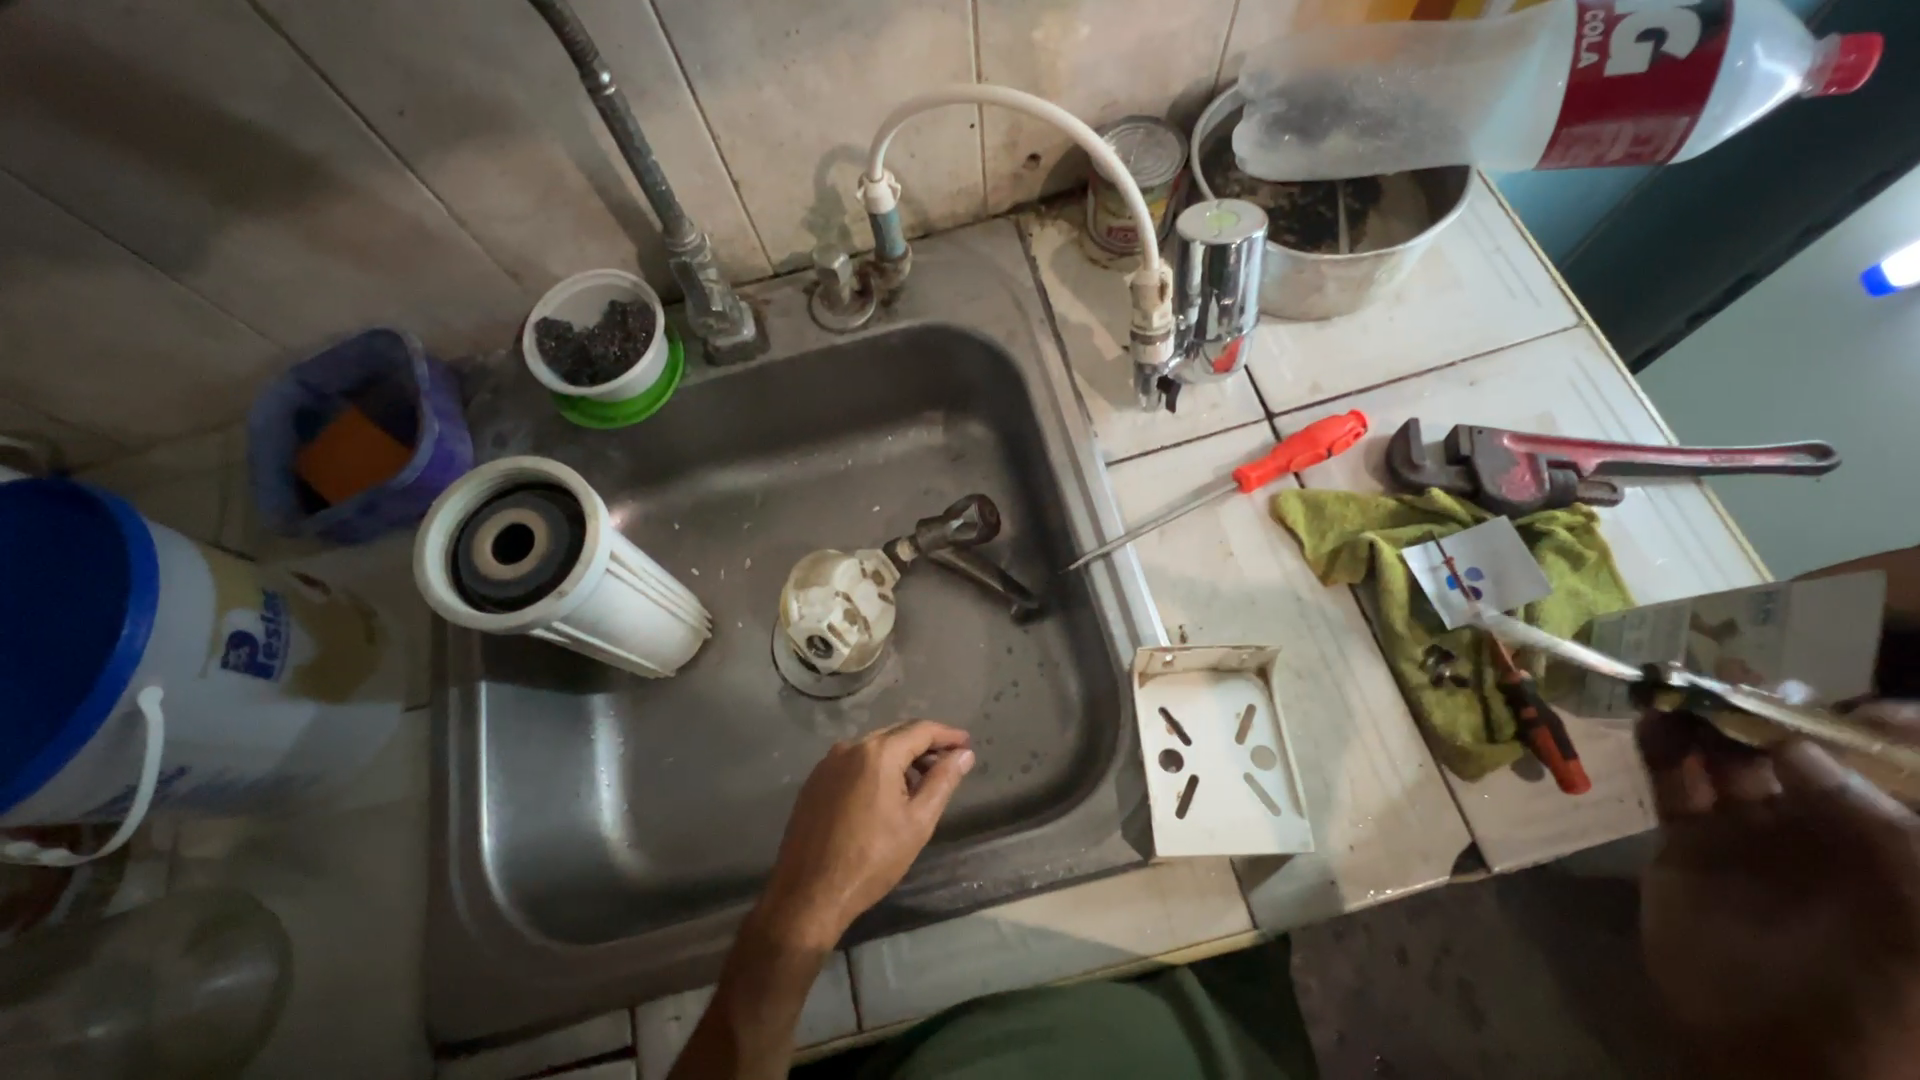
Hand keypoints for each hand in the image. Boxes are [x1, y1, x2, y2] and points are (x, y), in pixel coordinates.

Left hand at [752, 720, 974, 950]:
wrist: (810, 893)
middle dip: (924, 744)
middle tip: (949, 762)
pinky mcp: (814, 782)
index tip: (966, 744)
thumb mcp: (918, 822)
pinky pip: (853, 763)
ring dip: (900, 757)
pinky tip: (885, 794)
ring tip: (921, 782)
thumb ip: (943, 781)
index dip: (947, 735)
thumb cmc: (872, 859)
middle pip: (895, 734)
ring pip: (873, 748)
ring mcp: (827, 764)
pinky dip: (875, 768)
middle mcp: (849, 748)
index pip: (920, 730)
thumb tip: (964, 754)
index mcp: (877, 753)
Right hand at [1636, 706, 1919, 1079]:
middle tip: (1739, 680)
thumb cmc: (1889, 991)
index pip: (1886, 764)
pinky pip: (1675, 783)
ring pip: (1729, 756)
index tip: (1851, 704)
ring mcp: (1753, 833)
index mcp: (1895, 838)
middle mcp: (1828, 827)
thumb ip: (1877, 825)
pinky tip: (1654, 717)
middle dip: (1771, 711)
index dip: (1872, 726)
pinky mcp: (1688, 843)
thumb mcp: (1917, 907)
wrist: (1788, 1057)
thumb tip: (1796, 752)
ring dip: (1707, 718)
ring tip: (1683, 687)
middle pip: (1797, 750)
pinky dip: (1663, 746)